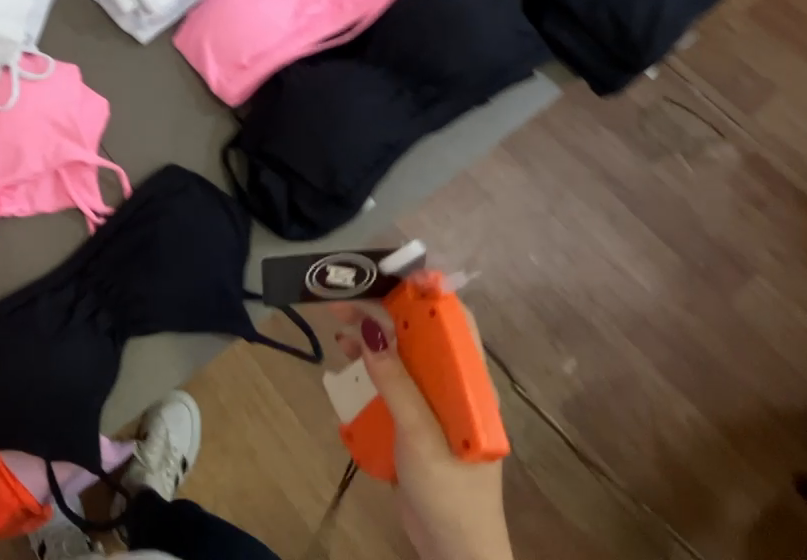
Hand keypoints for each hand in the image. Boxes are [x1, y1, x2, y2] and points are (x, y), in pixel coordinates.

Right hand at [333, 302, 513, 559]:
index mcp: (469, 386)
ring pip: (403, 353)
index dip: (425, 294)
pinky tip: (346, 358)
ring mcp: (435, 403)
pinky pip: (392, 378)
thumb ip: (398, 385)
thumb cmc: (449, 492)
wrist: (455, 549)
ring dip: (372, 334)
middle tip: (341, 299)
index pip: (453, 324)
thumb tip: (371, 332)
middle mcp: (455, 386)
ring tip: (337, 324)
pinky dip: (369, 362)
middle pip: (420, 333)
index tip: (387, 273)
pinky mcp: (417, 419)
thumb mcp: (421, 437)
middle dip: (383, 310)